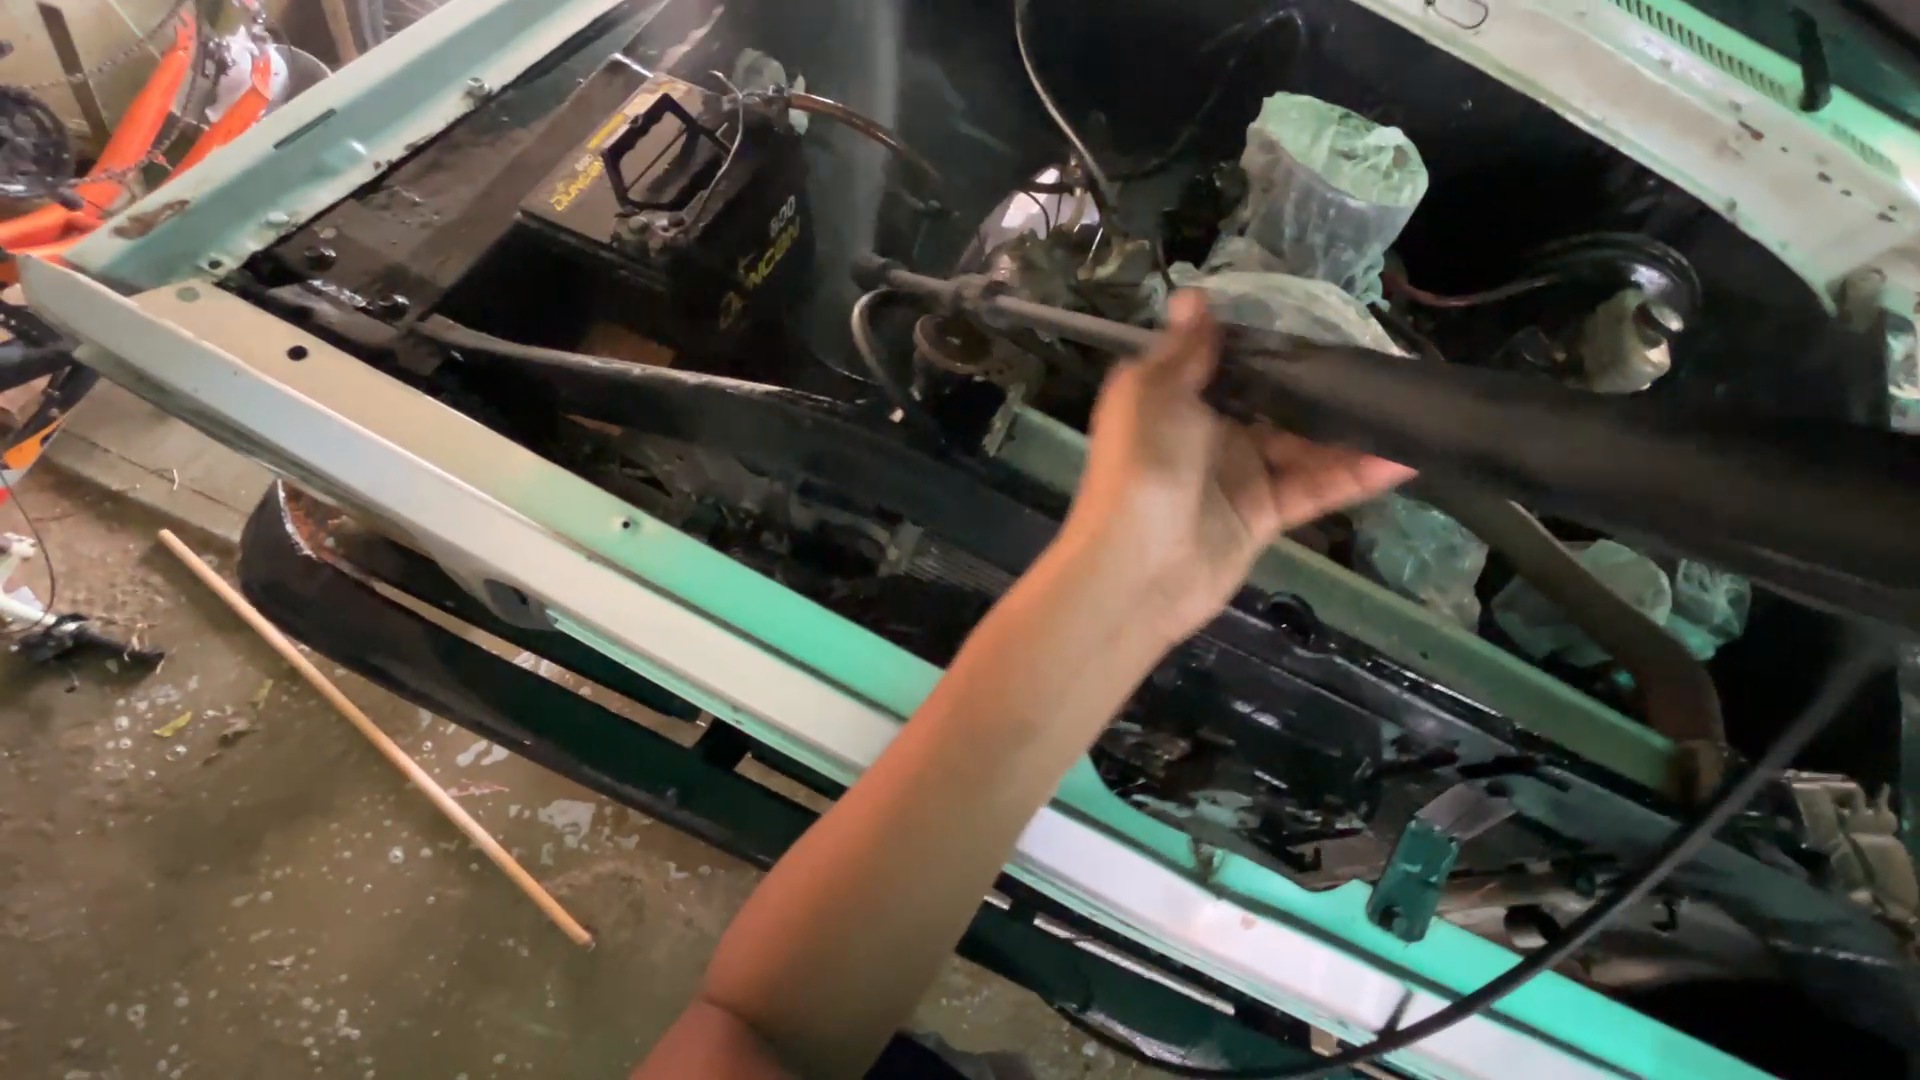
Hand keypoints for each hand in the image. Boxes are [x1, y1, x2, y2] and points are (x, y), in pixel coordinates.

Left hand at [1057, 291, 1413, 642]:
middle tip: (1384, 358)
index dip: (1271, 343)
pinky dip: (1355, 474)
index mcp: (1175, 398)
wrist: (1135, 568)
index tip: (1323, 320)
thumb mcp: (1153, 395)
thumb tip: (1192, 296)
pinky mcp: (1263, 514)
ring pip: (1303, 442)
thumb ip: (1184, 352)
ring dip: (1351, 428)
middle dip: (1322, 383)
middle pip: (1274, 400)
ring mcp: (1238, 475)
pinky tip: (1404, 457)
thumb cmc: (1140, 469)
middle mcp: (1208, 432)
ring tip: (1409, 403)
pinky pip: (1315, 487)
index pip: (1230, 361)